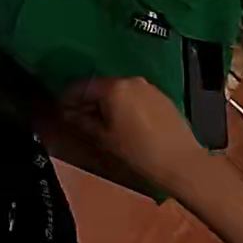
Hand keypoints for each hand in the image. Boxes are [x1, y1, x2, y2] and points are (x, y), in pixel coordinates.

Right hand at [58, 77, 219, 192]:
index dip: (68, 98)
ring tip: (100, 122)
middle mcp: (131, 80)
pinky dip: (124, 104)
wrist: (182, 162)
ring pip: (119, 90)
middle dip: (88, 100)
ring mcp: (149, 87)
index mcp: (114, 88)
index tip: (60, 110)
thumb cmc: (138, 152)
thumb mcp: (105, 139)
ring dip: (106, 102)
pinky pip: (135, 96)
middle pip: (102, 86)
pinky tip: (123, 122)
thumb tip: (68, 114)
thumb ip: (83, 122)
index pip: (83, 86)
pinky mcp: (161, 97)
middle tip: (77, 117)